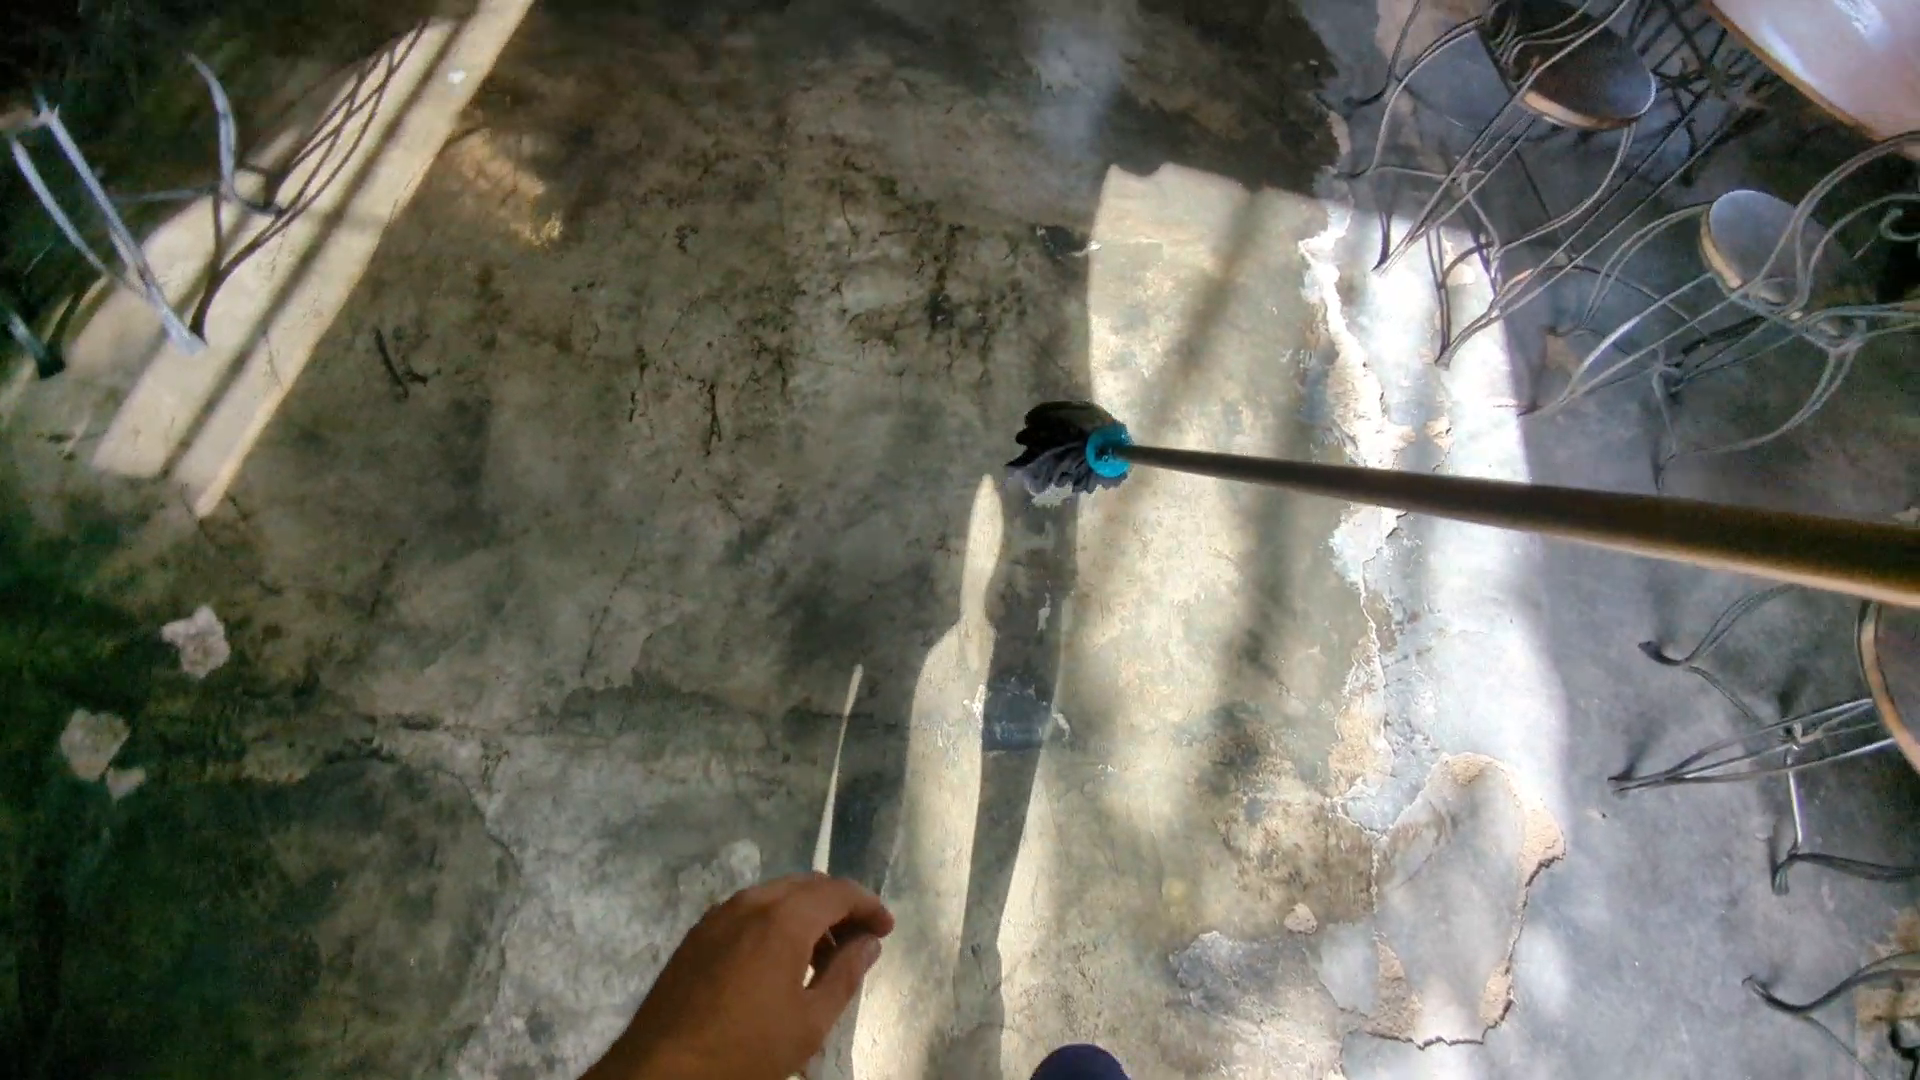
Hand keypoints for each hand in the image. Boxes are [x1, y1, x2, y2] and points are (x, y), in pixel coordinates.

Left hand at [583, 873, 895, 1079]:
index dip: (868, 905)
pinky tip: (778, 960)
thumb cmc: (744, 1051)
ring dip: (807, 913)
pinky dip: (775, 920)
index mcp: (785, 917)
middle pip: (809, 886)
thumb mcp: (809, 1023)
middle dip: (839, 907)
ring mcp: (721, 913)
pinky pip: (750, 909)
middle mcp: (754, 901)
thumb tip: (868, 943)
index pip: (839, 891)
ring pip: (778, 894)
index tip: (885, 929)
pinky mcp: (699, 932)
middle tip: (857, 942)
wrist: (659, 1074)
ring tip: (819, 955)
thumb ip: (846, 974)